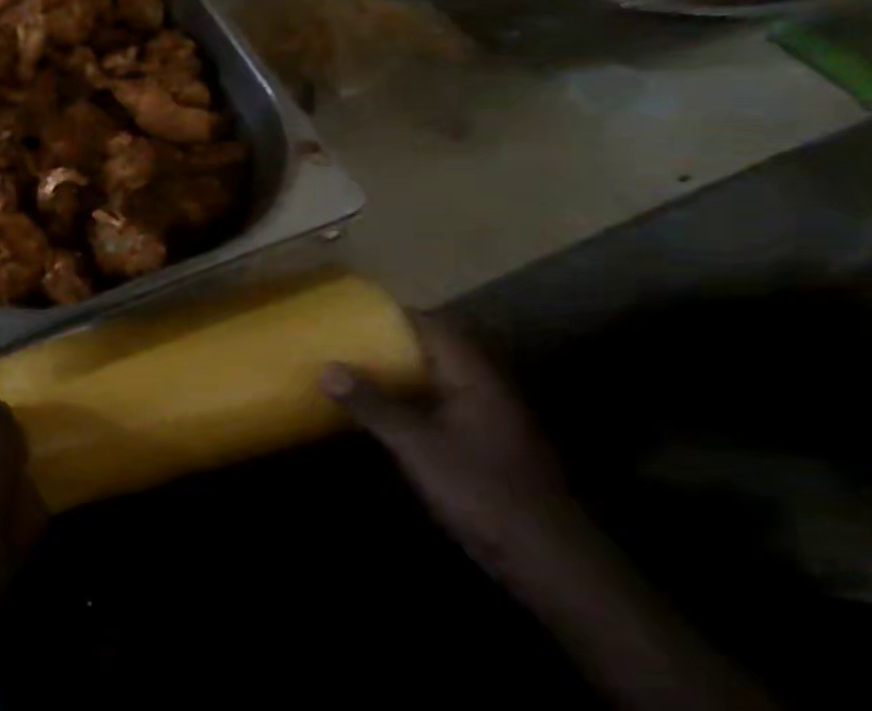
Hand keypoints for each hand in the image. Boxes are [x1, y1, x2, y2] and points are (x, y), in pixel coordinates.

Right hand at [321, 318, 577, 573]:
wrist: (544, 557)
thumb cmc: (480, 489)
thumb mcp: (417, 445)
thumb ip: (373, 405)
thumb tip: (327, 368)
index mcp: (473, 375)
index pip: (434, 326)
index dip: (396, 316)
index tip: (356, 315)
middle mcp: (483, 388)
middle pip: (434, 352)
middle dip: (393, 345)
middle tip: (349, 344)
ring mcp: (486, 419)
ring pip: (436, 382)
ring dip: (401, 376)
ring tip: (358, 373)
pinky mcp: (482, 447)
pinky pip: (439, 410)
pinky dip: (411, 404)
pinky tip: (385, 417)